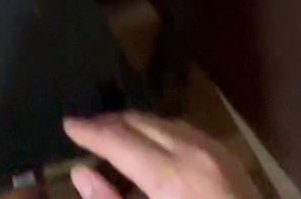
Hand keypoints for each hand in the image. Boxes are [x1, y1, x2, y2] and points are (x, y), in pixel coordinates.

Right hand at [62, 112, 258, 198]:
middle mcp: (193, 154)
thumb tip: (83, 174)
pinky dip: (162, 134)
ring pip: (164, 123)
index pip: (117, 139)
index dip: (89, 131)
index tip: (67, 123)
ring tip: (114, 138)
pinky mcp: (232, 163)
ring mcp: (217, 155)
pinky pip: (186, 133)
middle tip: (86, 130)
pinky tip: (153, 150)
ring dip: (136, 126)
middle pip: (140, 123)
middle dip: (110, 123)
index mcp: (171, 178)